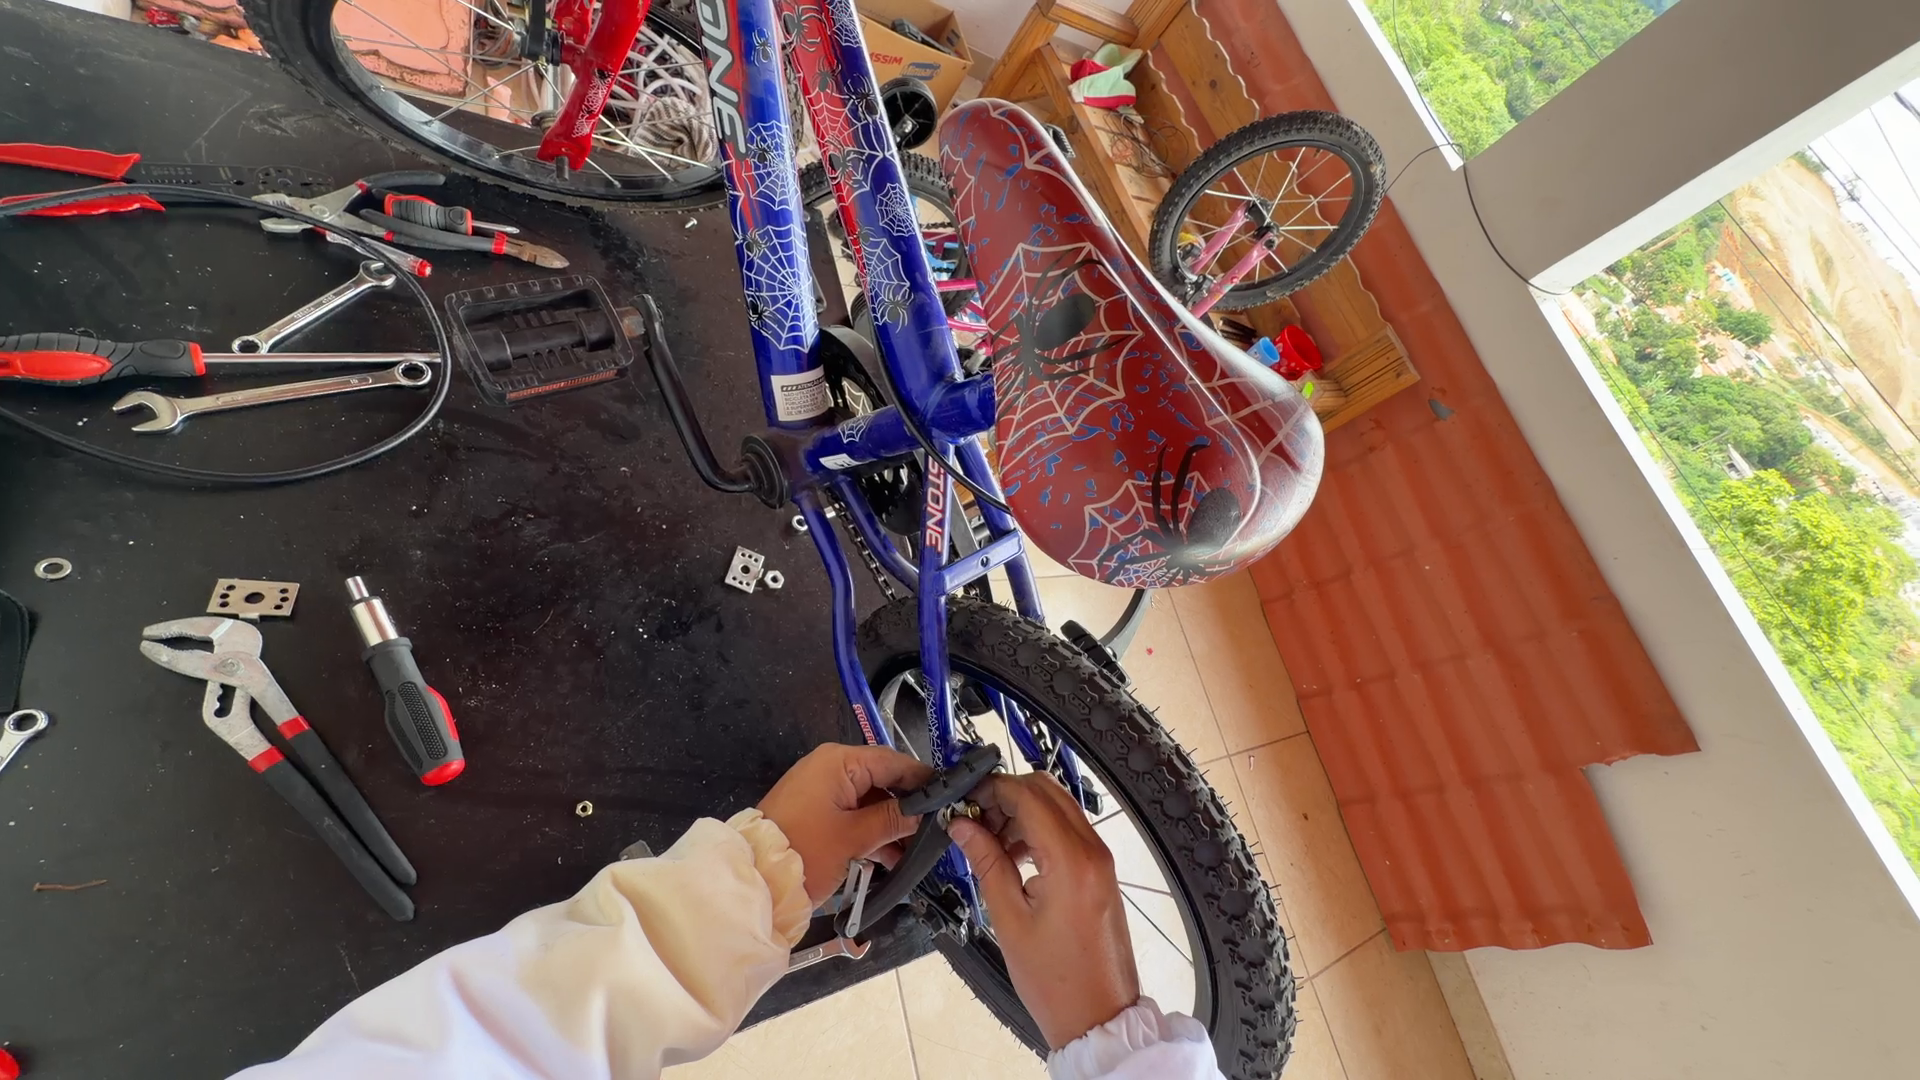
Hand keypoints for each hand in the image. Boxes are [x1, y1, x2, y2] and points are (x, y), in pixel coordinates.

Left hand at [758, 743, 934, 904]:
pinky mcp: (816, 810)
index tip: (947, 796)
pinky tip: (891, 857)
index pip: (893, 761)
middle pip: (881, 779)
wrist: (753, 879)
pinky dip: (870, 831)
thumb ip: (892, 820)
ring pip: (868, 799)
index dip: (921, 779)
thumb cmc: (806, 849)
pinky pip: (852, 812)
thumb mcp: (854, 837)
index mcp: (840, 761)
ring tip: (914, 851)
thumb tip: (923, 812)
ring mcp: (822, 788)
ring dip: (889, 824)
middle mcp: (831, 766)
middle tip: (933, 829)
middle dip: (906, 806)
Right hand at [948, 773, 1138, 1049]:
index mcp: (1070, 860)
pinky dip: (1040, 827)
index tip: (965, 800)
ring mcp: (1101, 857)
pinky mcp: (1101, 868)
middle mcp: (1092, 848)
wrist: (1100, 1018)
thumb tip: (962, 825)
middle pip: (1047, 789)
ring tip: (991, 841)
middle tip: (976, 818)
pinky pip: (1068, 828)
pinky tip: (1015, 854)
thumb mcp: (1008, 919)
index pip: (1028, 796)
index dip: (993, 789)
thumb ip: (986, 862)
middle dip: (1007, 794)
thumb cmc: (1053, 980)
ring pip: (1058, 804)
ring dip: (1023, 810)